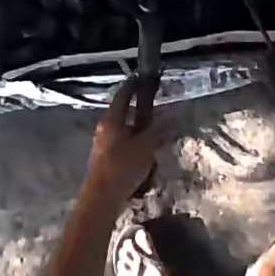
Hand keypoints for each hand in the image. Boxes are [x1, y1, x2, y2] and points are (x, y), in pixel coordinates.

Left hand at [85, 81, 165, 205]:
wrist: (102, 198)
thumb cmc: (122, 166)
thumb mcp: (145, 146)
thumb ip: (159, 129)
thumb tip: (173, 114)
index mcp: (111, 120)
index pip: (122, 96)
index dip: (132, 86)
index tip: (140, 77)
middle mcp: (105, 129)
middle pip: (124, 115)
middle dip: (141, 114)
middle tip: (158, 112)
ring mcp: (103, 145)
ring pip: (125, 132)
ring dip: (140, 133)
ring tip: (157, 138)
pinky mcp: (106, 160)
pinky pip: (124, 146)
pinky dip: (136, 146)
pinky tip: (147, 157)